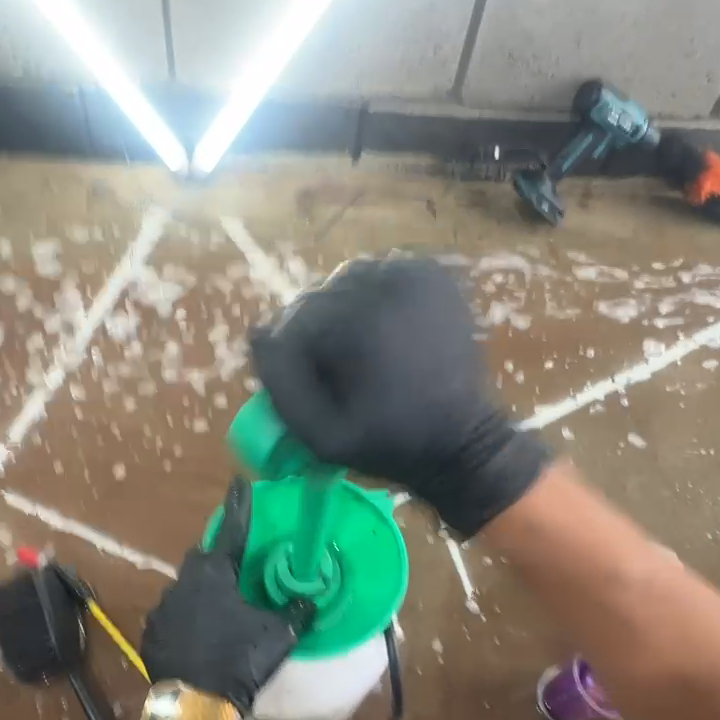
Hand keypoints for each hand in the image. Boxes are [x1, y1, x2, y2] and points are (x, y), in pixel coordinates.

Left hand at [141, 477, 311, 708]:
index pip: (232, 530)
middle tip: (236, 567)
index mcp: (216, 574)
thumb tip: (311, 598)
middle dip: (218, 556)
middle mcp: (184, 582)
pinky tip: (198, 633)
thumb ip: (298, 610)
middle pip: (203, 557)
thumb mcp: (280, 634)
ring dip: (201, 590)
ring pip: (184, 586)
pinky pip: (171, 614)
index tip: (240, 483)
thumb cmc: (240, 660)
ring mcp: (163, 607)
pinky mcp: (151, 632)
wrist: (196, 703)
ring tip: (218, 608)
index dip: (240, 505)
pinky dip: (185, 617)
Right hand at [250, 256, 550, 536]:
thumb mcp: (321, 436)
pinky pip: (385, 275)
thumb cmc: (389, 444)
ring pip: (351, 282)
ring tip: (365, 354)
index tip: (315, 390)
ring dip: (347, 313)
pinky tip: (385, 333)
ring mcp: (417, 274)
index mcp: (358, 322)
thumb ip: (280, 384)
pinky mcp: (436, 276)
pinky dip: (377, 299)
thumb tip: (257, 331)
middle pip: (324, 297)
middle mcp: (387, 284)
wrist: (462, 443)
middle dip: (323, 333)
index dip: (298, 357)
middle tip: (343, 376)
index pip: (297, 321)